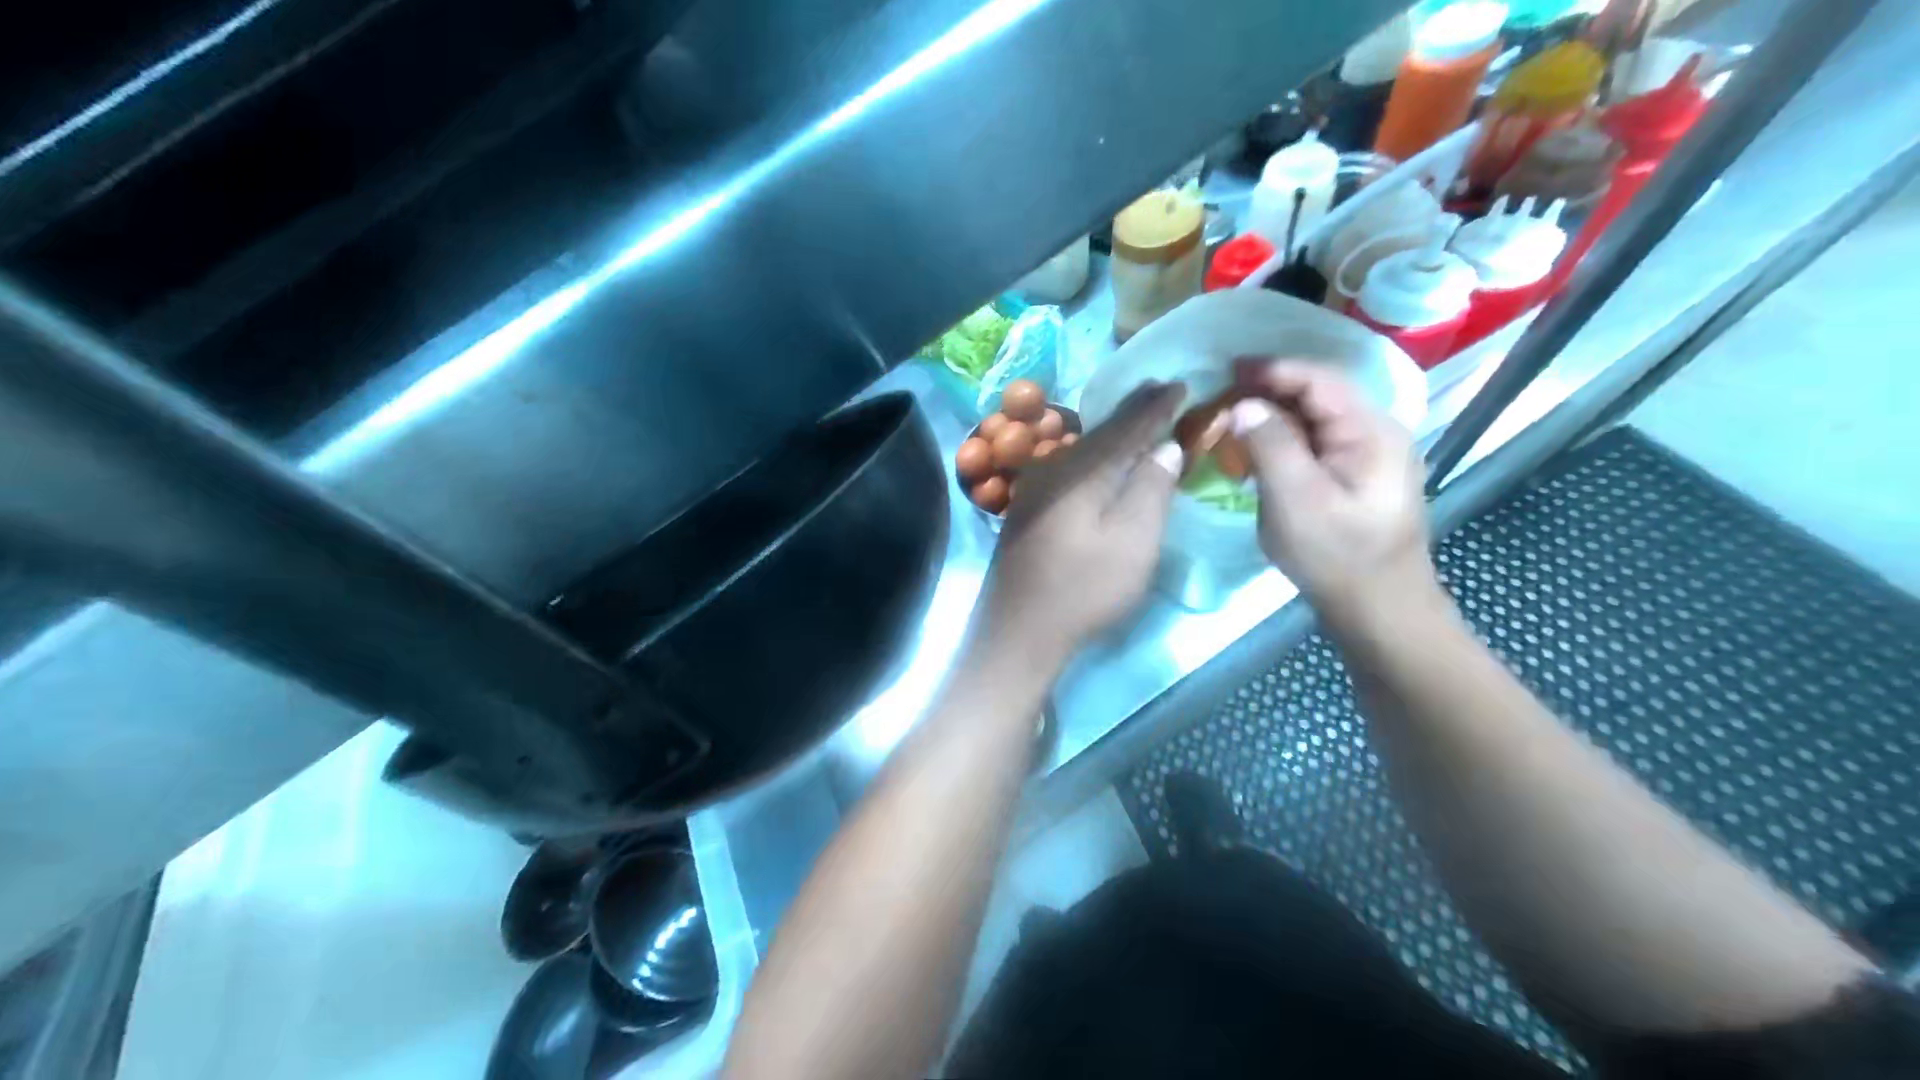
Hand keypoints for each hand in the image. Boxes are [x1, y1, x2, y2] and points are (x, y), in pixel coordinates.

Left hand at [975, 383, 1186, 665]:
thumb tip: (1165, 446)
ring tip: (1140, 418)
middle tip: (1162, 391)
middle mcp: (1052, 469)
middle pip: (1100, 433)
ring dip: (1113, 434)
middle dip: (1133, 413)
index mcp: (1080, 471)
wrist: (1018, 632)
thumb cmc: (1083, 590)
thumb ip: (1151, 489)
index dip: (1155, 407)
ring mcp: (1034, 489)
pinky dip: (1095, 457)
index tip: (1180, 384)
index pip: (1125, 427)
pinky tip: (1104, 460)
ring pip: (1083, 450)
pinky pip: (1070, 468)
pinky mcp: (1028, 509)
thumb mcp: (1133, 543)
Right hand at [1228, 359, 1438, 627]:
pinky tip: (1255, 447)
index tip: (1227, 370)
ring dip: (1273, 412)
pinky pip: (1315, 440)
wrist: (1379, 609)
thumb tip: (1242, 405)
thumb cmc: (1339, 557)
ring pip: (1315, 416)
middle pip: (1319, 393)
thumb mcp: (1297, 501)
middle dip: (1269, 388)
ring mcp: (1368, 455)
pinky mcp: (1354, 475)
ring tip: (1230, 416)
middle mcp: (1376, 432)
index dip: (1273, 369)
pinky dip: (1282, 436)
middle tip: (1221, 394)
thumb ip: (1271, 446)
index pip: (1320, 379)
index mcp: (1371, 431)